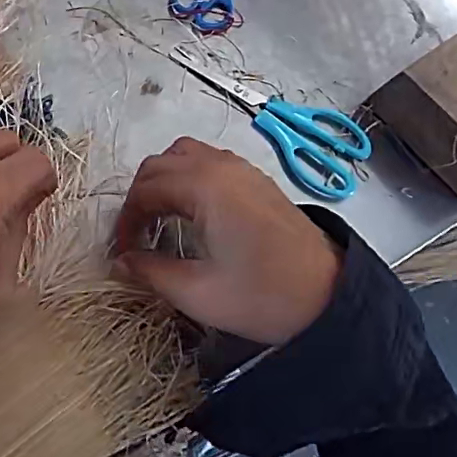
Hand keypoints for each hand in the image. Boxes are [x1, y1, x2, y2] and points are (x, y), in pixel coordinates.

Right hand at [114, 138, 339, 345]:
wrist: (336, 301)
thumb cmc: (265, 296)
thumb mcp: (199, 293)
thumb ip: (151, 272)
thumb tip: (121, 262)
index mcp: (203, 187)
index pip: (144, 191)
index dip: (127, 221)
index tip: (124, 252)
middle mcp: (219, 167)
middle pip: (158, 166)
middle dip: (139, 198)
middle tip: (137, 236)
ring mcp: (240, 169)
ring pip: (182, 155)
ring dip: (162, 180)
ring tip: (160, 216)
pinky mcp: (255, 179)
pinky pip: (206, 160)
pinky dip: (186, 176)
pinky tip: (191, 210)